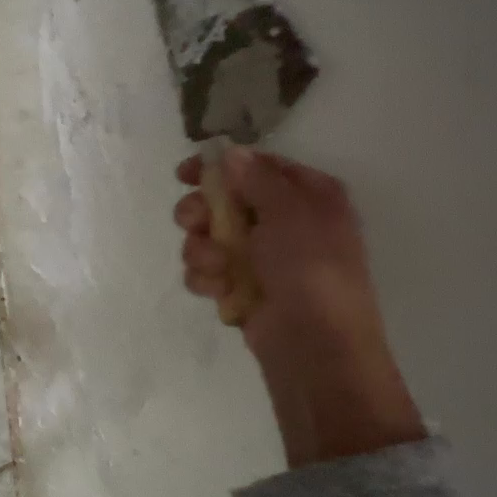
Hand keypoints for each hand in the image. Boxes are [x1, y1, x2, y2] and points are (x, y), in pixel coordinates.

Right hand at [174, 147, 424, 467]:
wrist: (313, 344)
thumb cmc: (312, 271)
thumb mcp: (291, 214)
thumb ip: (257, 180)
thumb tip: (230, 153)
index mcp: (306, 197)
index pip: (256, 167)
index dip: (219, 167)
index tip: (183, 174)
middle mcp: (281, 222)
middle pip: (221, 201)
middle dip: (201, 214)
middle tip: (197, 225)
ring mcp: (258, 257)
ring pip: (205, 238)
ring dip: (201, 252)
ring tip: (218, 271)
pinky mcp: (237, 286)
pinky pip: (204, 271)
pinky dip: (205, 279)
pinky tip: (218, 291)